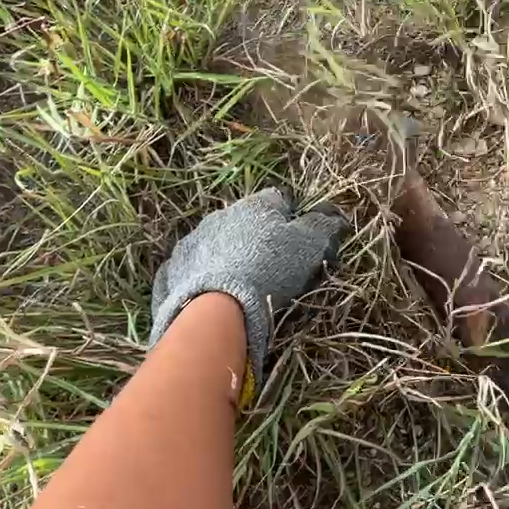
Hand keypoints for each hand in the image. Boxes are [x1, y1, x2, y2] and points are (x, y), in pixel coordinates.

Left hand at [149, 188, 347, 400]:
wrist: (216, 308)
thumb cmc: (270, 270)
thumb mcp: (309, 246)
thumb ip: (324, 226)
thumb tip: (336, 214)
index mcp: (255, 205)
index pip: (279, 199)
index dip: (292, 217)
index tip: (299, 239)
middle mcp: (220, 216)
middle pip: (245, 221)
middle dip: (257, 237)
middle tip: (271, 264)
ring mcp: (192, 243)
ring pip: (215, 243)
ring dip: (227, 255)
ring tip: (240, 283)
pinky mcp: (172, 271)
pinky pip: (190, 268)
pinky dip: (201, 276)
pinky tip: (210, 295)